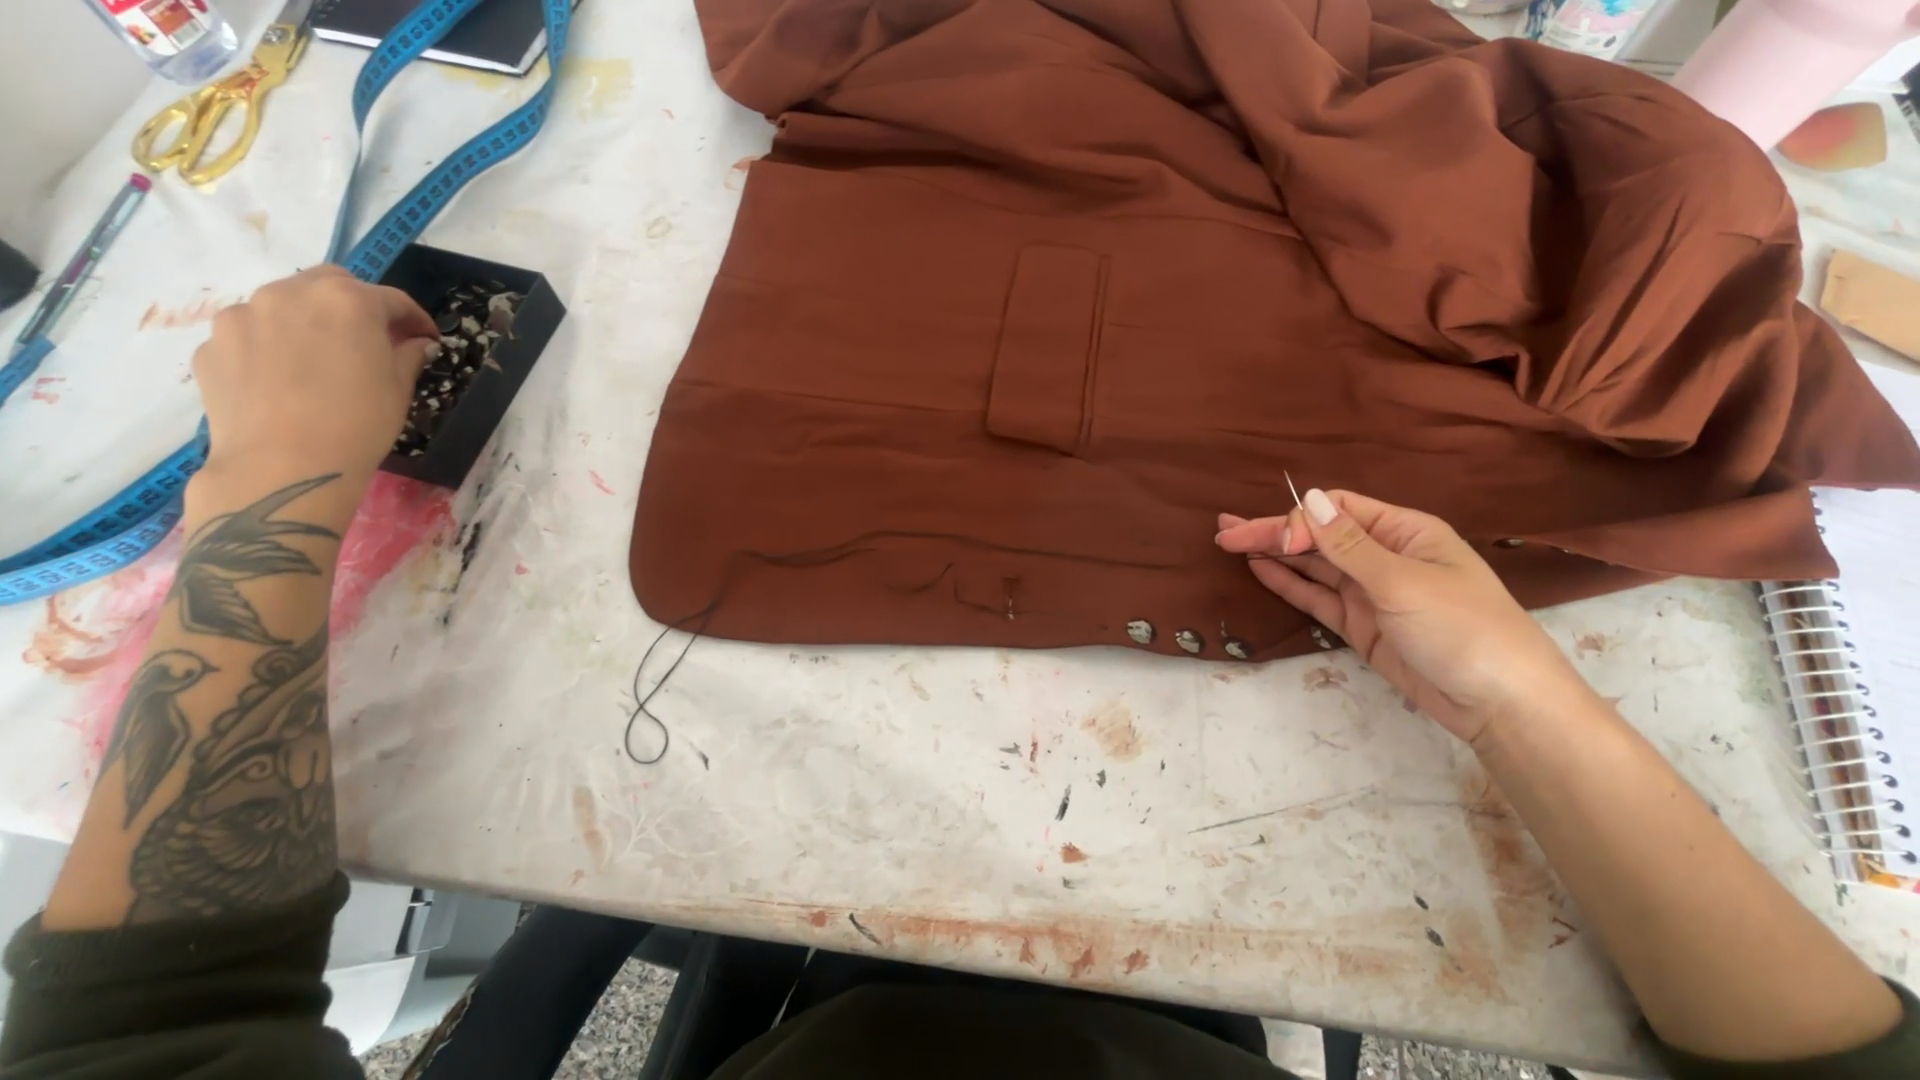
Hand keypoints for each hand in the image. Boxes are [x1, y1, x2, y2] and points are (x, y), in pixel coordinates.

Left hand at [192, 266, 437, 489]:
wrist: (282, 465)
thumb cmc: (358, 424)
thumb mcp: (399, 389)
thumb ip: (408, 354)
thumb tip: (414, 343)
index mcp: (347, 301)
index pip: (392, 300)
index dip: (414, 319)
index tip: (425, 338)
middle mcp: (290, 293)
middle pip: (331, 285)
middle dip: (356, 304)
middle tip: (370, 338)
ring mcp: (243, 315)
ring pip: (284, 304)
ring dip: (308, 320)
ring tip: (318, 356)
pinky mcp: (212, 343)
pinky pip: (251, 334)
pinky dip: (271, 346)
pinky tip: (283, 378)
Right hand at [1216, 489, 1594, 745]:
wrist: (1498, 701)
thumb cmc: (1461, 628)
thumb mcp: (1403, 581)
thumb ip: (1349, 544)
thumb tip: (1310, 499)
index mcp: (1404, 532)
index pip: (1339, 510)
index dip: (1301, 519)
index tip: (1277, 542)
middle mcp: (1384, 556)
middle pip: (1319, 536)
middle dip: (1273, 531)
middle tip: (1223, 532)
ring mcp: (1371, 592)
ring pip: (1313, 565)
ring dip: (1275, 554)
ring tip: (1230, 543)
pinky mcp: (1362, 625)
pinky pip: (1318, 597)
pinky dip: (1289, 584)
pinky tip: (1260, 569)